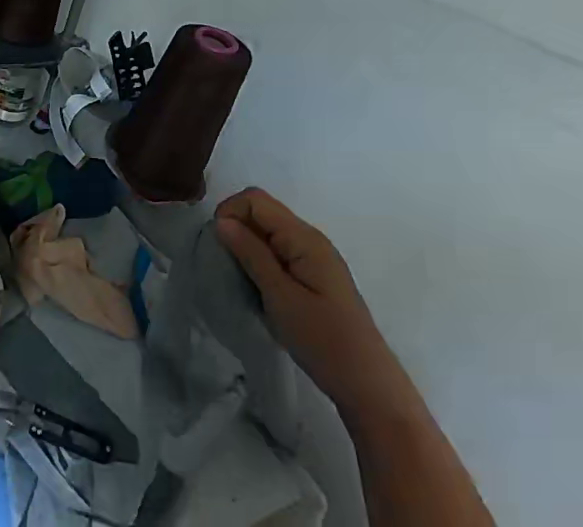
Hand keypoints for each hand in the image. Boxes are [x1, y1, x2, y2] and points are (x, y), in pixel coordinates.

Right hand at [215, 187, 379, 408]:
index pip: (256, 199)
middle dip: (236, 227)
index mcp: (304, 237)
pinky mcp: (313, 275)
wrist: (366, 383)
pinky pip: (279, 251)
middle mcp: (310, 238)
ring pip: (269, 232)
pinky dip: (260, 260)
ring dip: (246, 245)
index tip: (216, 245)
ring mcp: (314, 257)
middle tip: (223, 263)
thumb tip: (222, 221)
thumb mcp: (280, 296)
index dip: (230, 212)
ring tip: (237, 277)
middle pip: (263, 212)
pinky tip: (256, 287)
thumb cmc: (322, 339)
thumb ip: (251, 254)